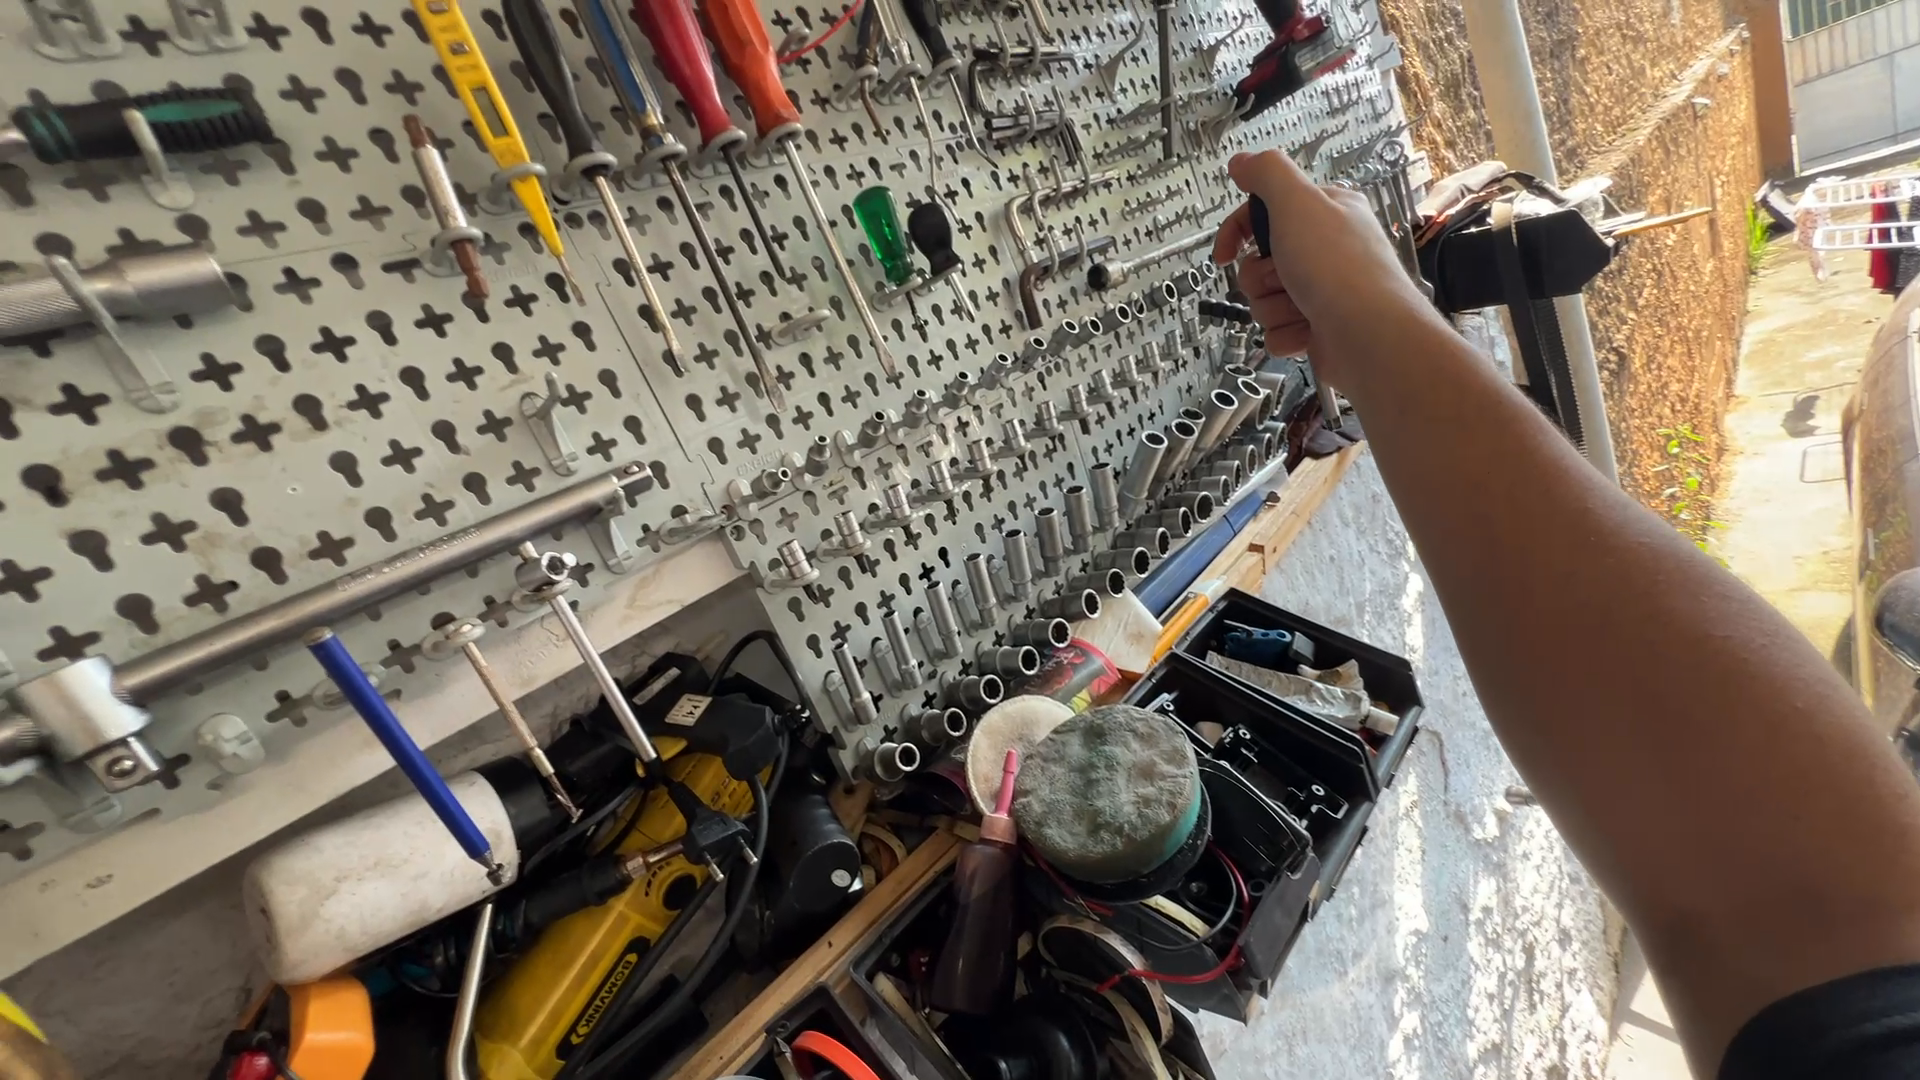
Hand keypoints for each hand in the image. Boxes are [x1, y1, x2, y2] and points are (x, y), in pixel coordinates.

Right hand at [1212, 150, 1437, 387]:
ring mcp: (1318, 292)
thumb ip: (1266, 175)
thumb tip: (1240, 160)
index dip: (1236, 233)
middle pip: (1256, 265)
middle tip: (1285, 278)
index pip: (1262, 216)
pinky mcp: (1314, 329)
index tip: (1224, 255)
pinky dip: (1286, 335)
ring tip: (1303, 308)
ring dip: (1274, 308)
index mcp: (1322, 213)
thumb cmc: (1335, 265)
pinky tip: (1308, 333)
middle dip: (1260, 279)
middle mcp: (1322, 250)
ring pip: (1263, 302)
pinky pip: (1276, 333)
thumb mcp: (1298, 204)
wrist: (1368, 333)